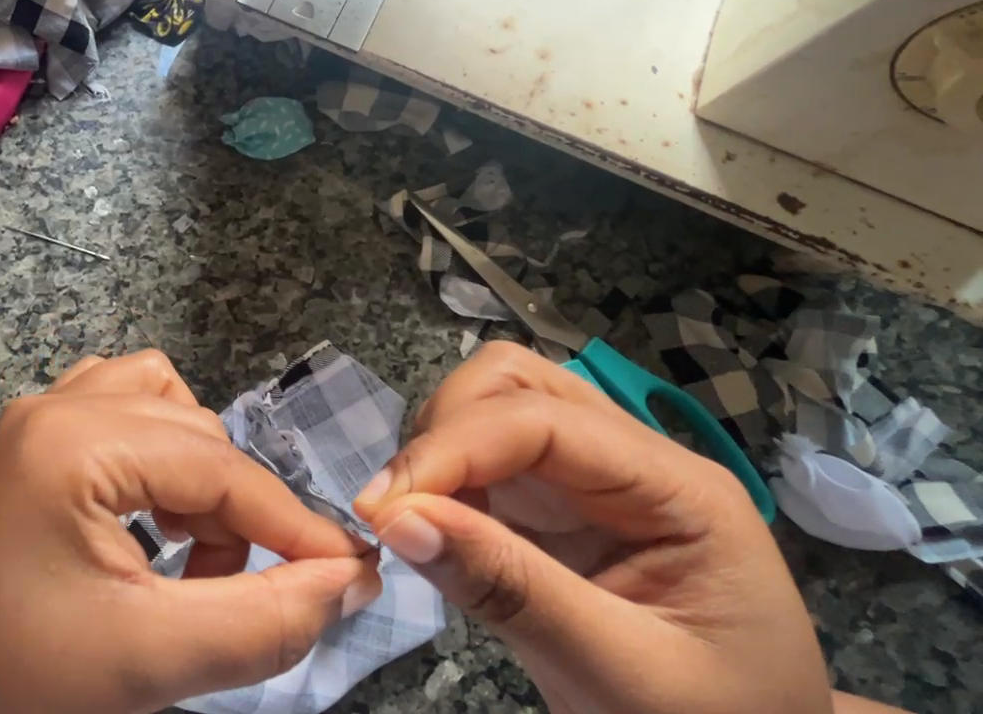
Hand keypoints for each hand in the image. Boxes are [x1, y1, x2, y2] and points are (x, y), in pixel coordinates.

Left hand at [0, 349, 381, 713]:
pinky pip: (127, 404)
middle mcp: (57, 404)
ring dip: (198, 474)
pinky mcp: (40, 427)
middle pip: (196, 432)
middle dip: (236, 512)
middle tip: (232, 591)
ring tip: (185, 550)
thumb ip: (262, 620)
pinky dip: (160, 452)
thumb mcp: (150, 660)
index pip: (214, 465)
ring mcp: (43, 408)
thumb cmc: (19, 675)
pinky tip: (152, 512)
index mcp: (71, 443)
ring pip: (167, 406)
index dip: (290, 523)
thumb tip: (346, 581)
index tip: (349, 576)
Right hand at [353, 342, 831, 713]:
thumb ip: (513, 592)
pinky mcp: (554, 499)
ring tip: (415, 518)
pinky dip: (441, 477)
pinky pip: (481, 454)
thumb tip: (393, 521)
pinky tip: (435, 528)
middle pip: (513, 381)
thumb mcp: (625, 676)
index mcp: (677, 489)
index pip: (539, 420)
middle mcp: (630, 458)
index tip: (380, 509)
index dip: (450, 450)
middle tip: (400, 506)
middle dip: (443, 429)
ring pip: (490, 402)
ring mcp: (590, 473)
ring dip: (438, 447)